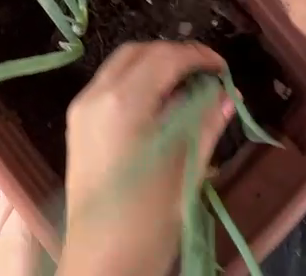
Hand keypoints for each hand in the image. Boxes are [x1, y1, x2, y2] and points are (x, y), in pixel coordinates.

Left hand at [58, 41, 231, 275]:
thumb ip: (204, 125)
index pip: (164, 58)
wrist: (98, 264)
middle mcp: (96, 95)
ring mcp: (82, 108)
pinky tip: (161, 104)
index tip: (223, 69)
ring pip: (121, 64)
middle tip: (206, 73)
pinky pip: (110, 84)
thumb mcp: (183, 172)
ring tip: (189, 86)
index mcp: (122, 103)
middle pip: (138, 52)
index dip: (197, 57)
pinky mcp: (78, 124)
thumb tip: (227, 95)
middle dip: (174, 55)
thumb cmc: (145, 223)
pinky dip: (137, 82)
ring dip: (154, 65)